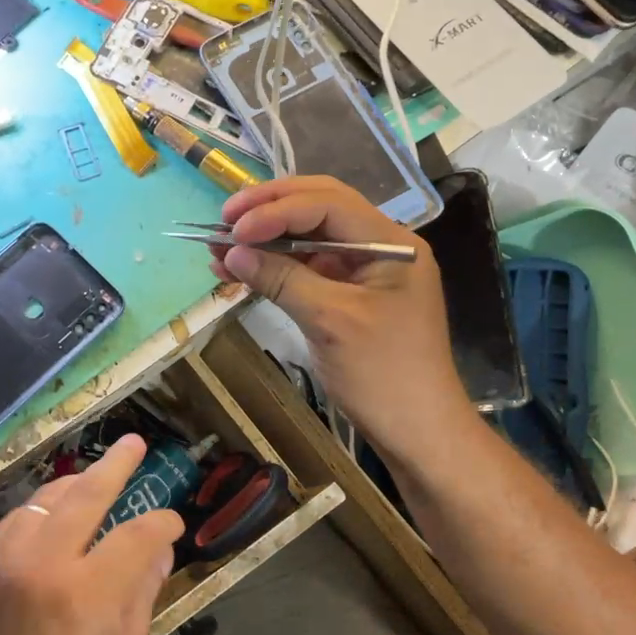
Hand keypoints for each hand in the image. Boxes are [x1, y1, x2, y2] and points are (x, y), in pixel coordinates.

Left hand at [0, 436, 181, 634]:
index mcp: (84, 595)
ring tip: (99, 474)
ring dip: (75, 483)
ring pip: (44, 500)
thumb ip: (140, 600)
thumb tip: (158, 549)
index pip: (135, 536)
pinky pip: (16, 520)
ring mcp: (4, 560)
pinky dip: (42, 507)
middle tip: (136, 444)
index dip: (161, 523)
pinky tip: (55, 512)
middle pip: (85, 494)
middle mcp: (41, 563)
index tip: (175, 522)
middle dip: (116, 465)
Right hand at [210, 176, 468, 453]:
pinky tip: (236, 271)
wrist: (417, 431)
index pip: (327, 204)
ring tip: (218, 244)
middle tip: (224, 218)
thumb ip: (281, 278)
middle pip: (318, 207)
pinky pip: (305, 267)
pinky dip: (271, 265)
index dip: (276, 210)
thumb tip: (231, 251)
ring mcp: (362, 271)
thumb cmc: (383, 373)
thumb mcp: (330, 321)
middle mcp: (378, 246)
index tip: (234, 230)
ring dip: (264, 237)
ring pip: (307, 236)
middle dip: (268, 209)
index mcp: (391, 243)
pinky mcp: (347, 295)